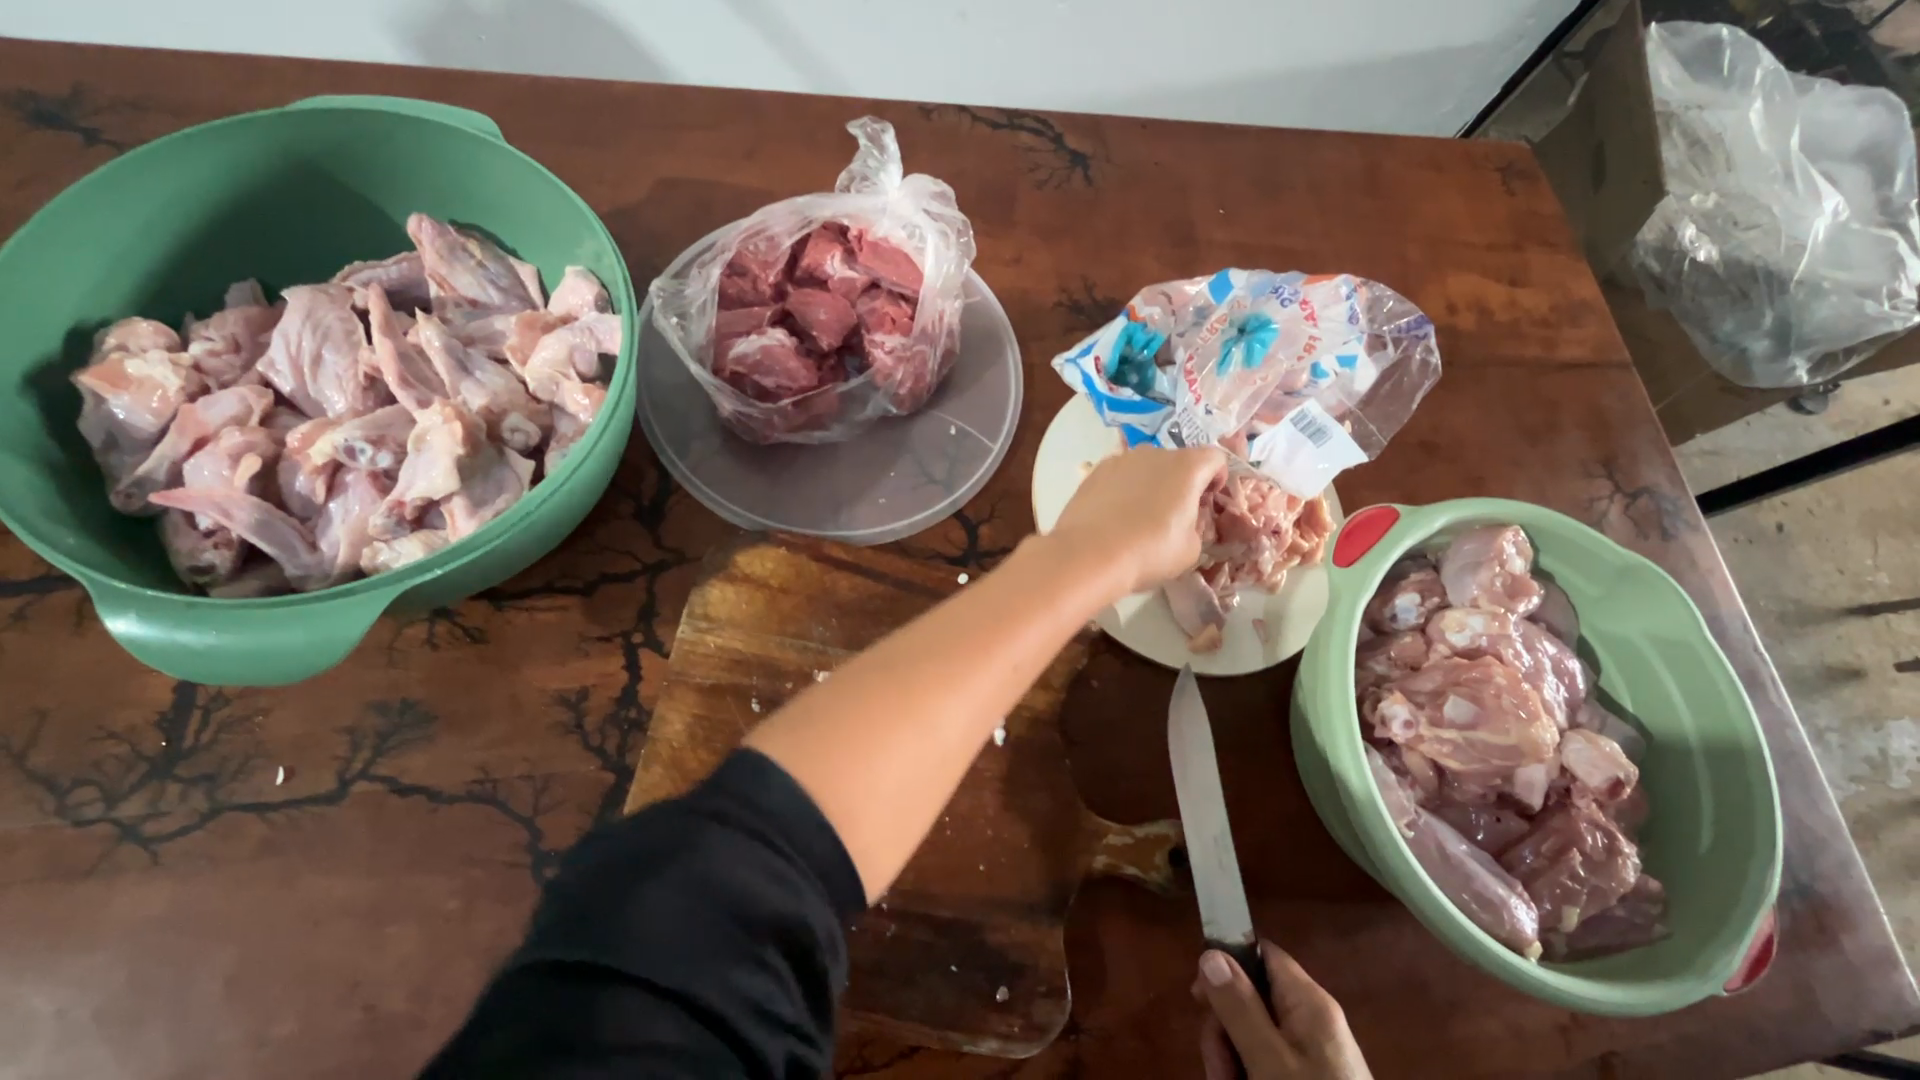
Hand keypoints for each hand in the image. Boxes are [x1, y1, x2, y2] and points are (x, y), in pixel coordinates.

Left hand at [1048, 445, 1224, 596]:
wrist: (1089, 554)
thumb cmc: (1149, 551)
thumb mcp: (1191, 548)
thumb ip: (1197, 525)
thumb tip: (1186, 519)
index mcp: (1187, 466)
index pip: (1215, 458)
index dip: (1217, 479)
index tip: (1207, 503)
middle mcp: (1154, 453)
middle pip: (1178, 461)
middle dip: (1183, 483)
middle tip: (1175, 515)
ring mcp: (1121, 459)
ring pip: (1147, 467)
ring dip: (1152, 484)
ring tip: (1141, 517)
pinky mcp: (1095, 472)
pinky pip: (1120, 476)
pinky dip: (1124, 490)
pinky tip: (1116, 517)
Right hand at [1190, 941, 1371, 1079]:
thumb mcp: (1269, 1061)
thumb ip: (1239, 1007)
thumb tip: (1210, 954)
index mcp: (1308, 1002)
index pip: (1261, 954)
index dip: (1226, 965)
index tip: (1198, 997)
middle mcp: (1310, 1020)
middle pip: (1249, 999)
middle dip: (1224, 1032)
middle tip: (1220, 1068)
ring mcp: (1310, 1054)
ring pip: (1251, 1037)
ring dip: (1231, 1062)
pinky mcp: (1307, 1079)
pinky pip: (1264, 1064)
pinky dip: (1247, 1077)